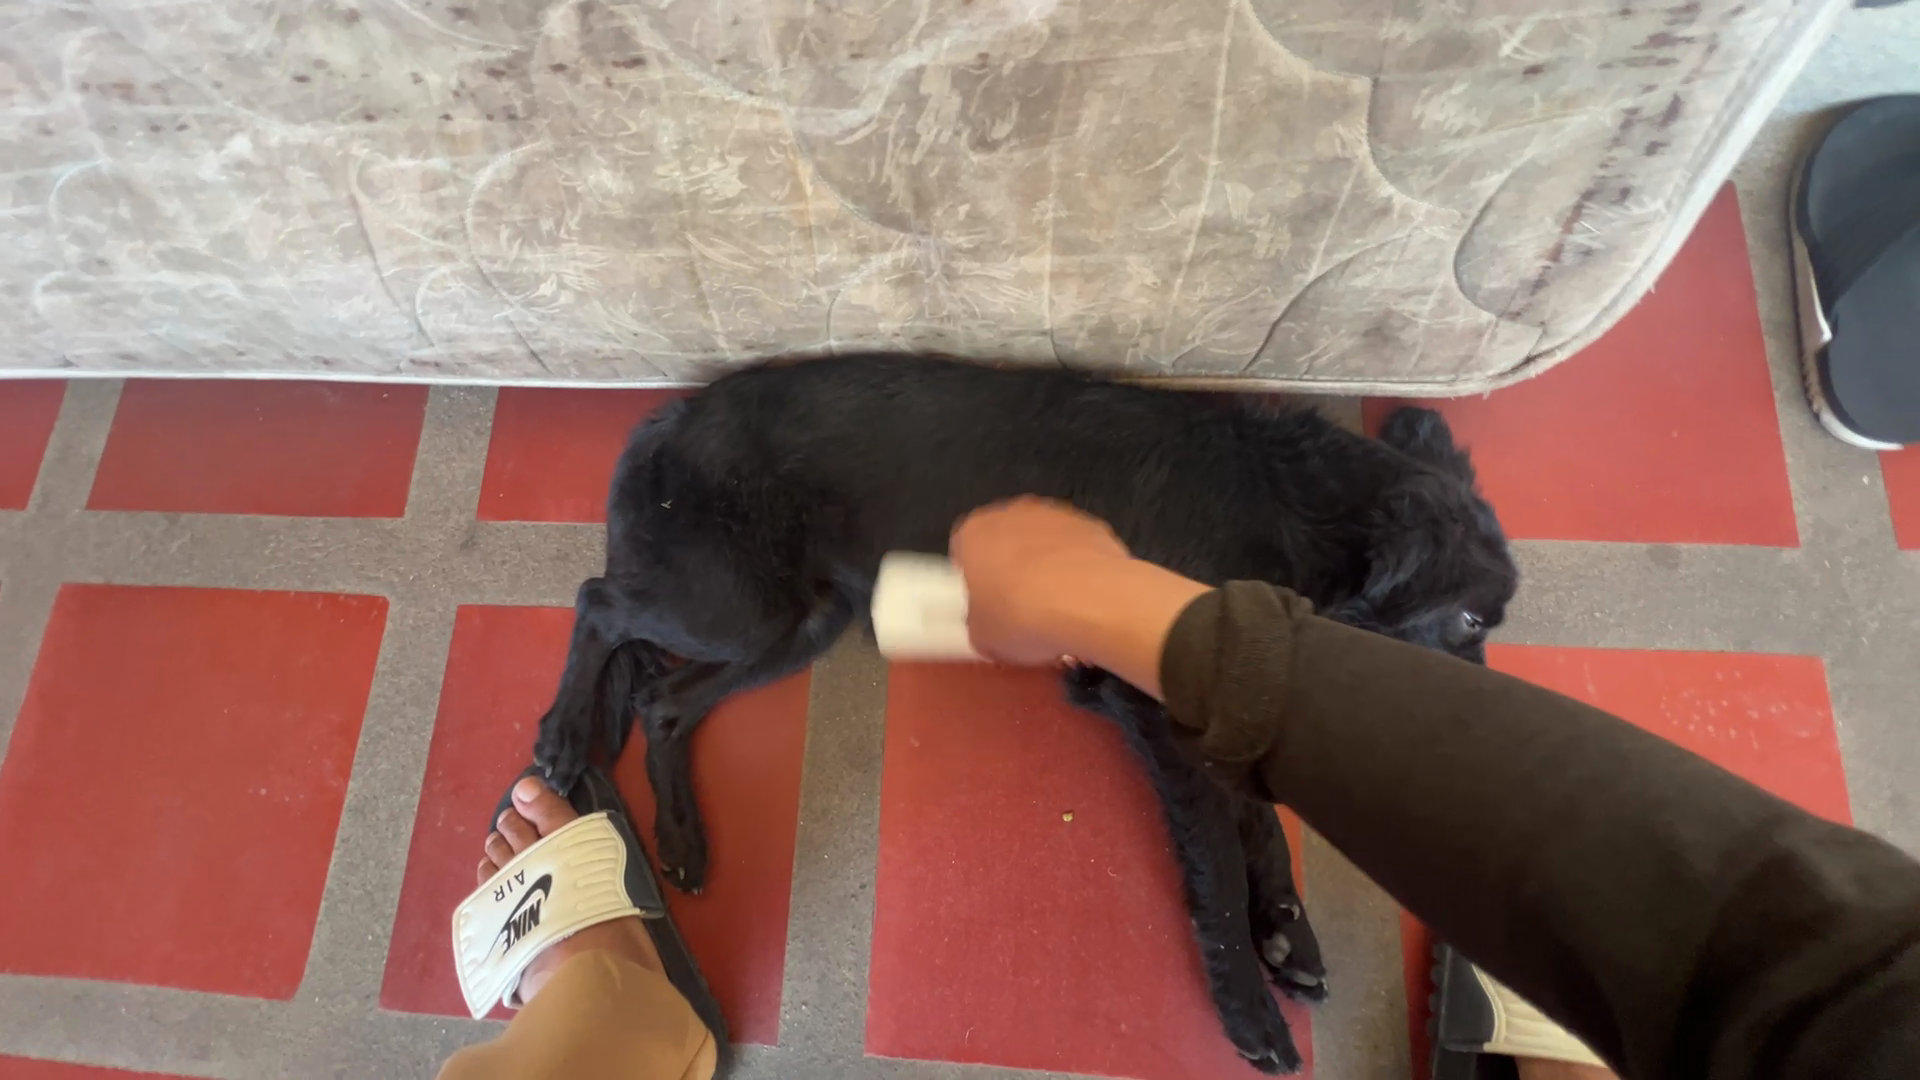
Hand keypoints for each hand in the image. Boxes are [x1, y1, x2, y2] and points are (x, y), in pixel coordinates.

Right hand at [949, 498, 1134, 664]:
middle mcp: (1013, 513)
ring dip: (1046, 567)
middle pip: (1005, 539)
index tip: (984, 602)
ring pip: (1043, 541)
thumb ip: (978, 621)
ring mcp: (1056, 515)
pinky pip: (1077, 548)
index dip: (973, 578)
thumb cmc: (1023, 615)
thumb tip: (988, 625)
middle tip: (1018, 609)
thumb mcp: (982, 637)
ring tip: (1056, 609)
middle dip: (1010, 569)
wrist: (1090, 604)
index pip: (964, 548)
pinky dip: (1079, 569)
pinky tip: (1083, 600)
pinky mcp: (1093, 525)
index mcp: (974, 532)